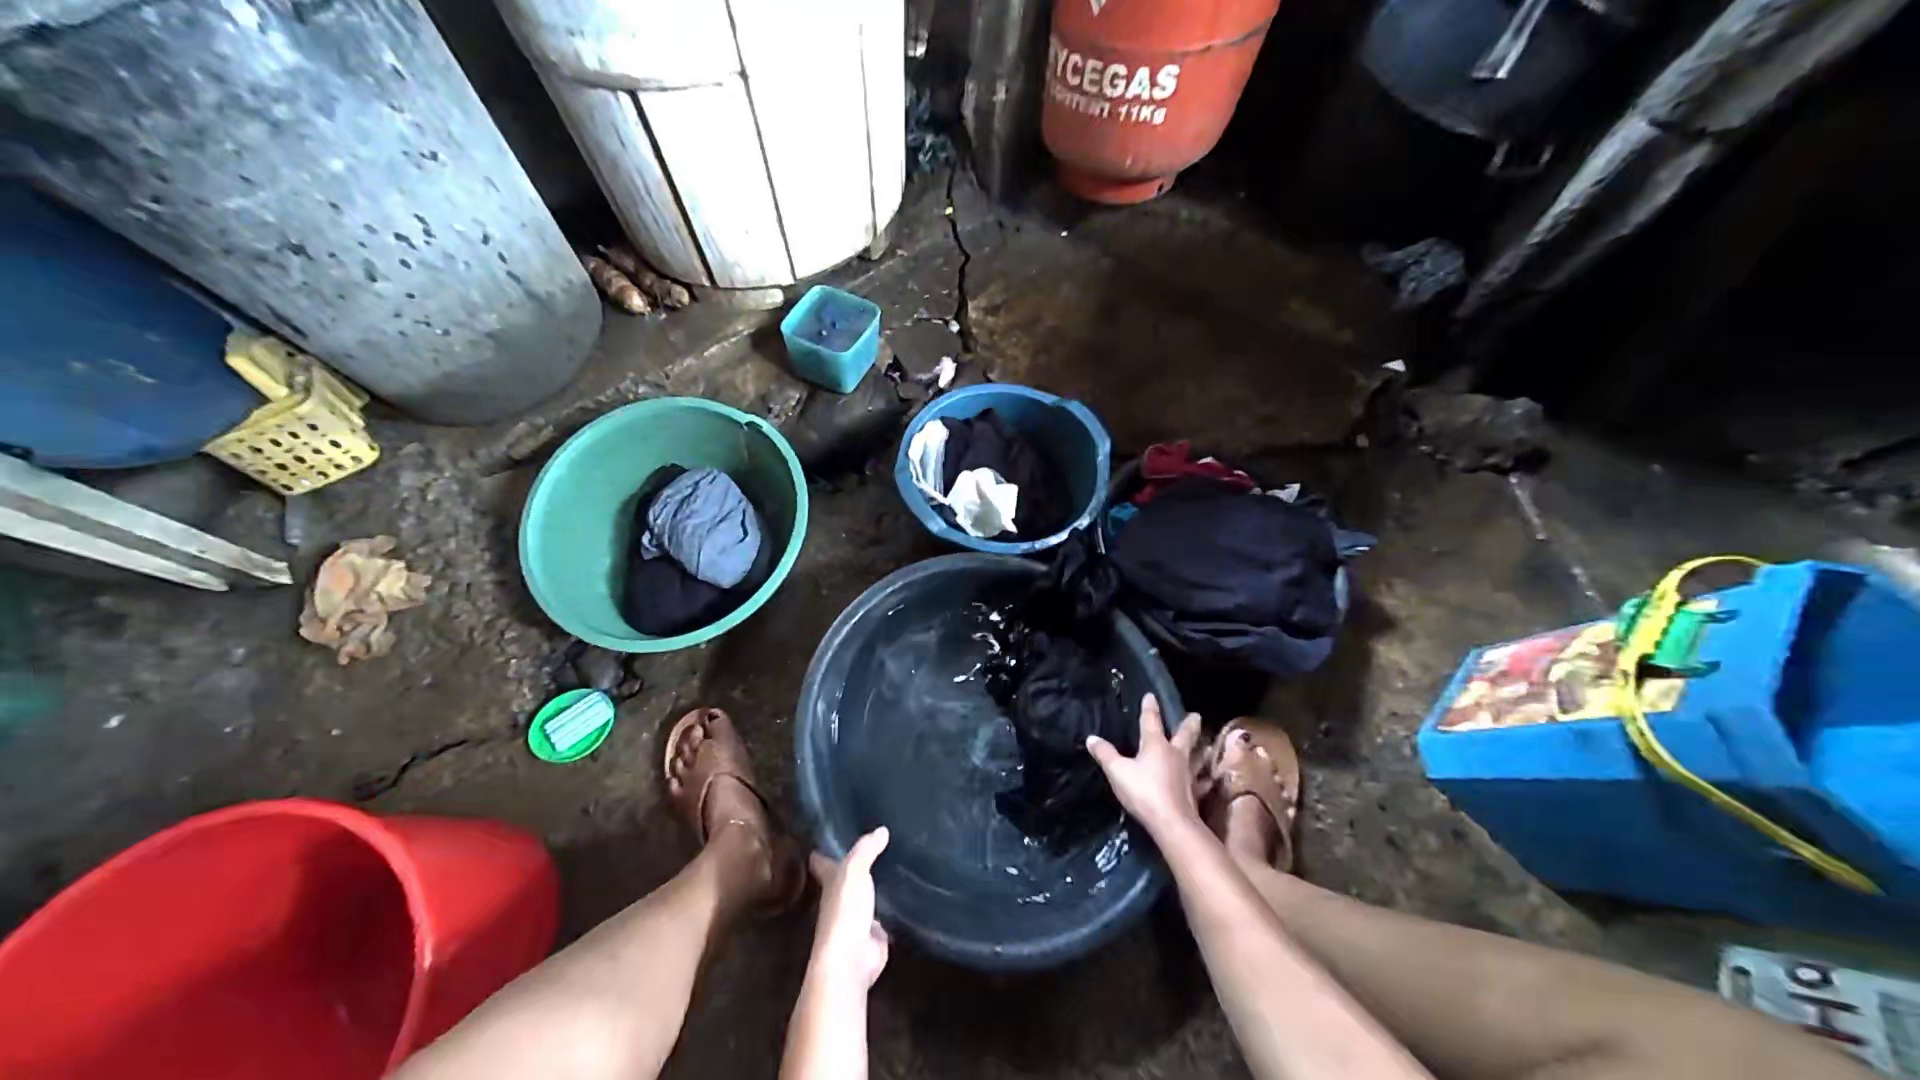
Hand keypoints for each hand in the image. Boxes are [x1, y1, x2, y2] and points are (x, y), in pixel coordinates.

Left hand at [807, 827, 890, 989]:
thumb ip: (866, 850)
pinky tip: (901, 901)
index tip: (822, 842)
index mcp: (830, 883)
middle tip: (869, 850)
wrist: (850, 961)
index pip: (822, 863)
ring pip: (864, 899)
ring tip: (890, 869)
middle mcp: (840, 900)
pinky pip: (883, 919)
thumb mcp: (854, 872)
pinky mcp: (874, 937)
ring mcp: (857, 920)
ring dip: (872, 889)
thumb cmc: (845, 911)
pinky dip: (889, 911)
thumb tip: (882, 829)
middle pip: (844, 881)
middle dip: (852, 868)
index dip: (822, 853)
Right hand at [1087, 694, 1204, 835]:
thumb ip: (1105, 754)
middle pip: (1184, 735)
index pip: (1151, 721)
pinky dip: (1204, 780)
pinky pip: (1201, 782)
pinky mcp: (1194, 793)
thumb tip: (1091, 738)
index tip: (1151, 696)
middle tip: (1195, 715)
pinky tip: (1206, 780)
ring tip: (1207, 745)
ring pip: (1196, 757)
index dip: (1150, 708)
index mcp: (1156, 745)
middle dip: (1188, 724)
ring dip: (1200, 750)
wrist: (1172, 823)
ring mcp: (1188, 774)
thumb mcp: (1117, 772)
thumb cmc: (1144, 792)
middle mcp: (1175, 755)